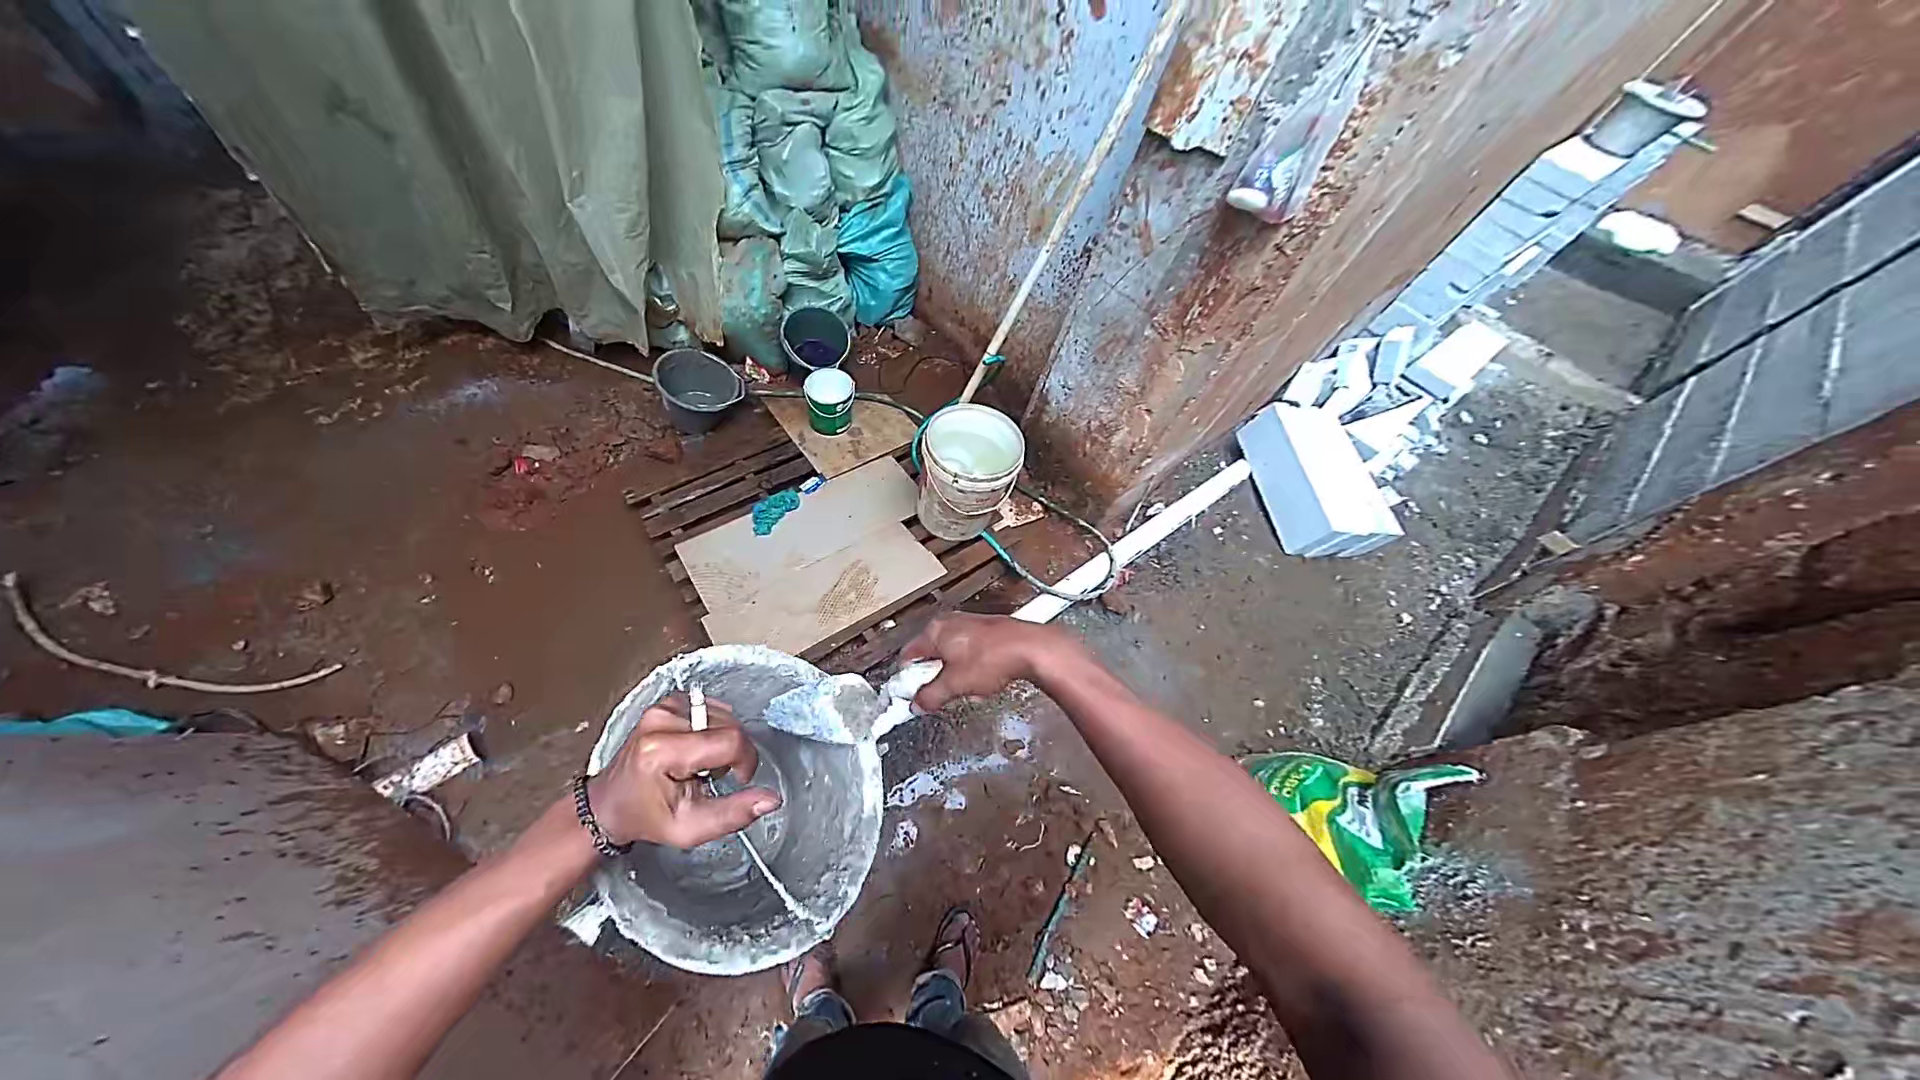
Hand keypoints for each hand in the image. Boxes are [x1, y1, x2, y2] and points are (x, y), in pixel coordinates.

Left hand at [587, 695, 780, 849]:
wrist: (609, 804)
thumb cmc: (646, 818)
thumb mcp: (689, 829)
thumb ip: (734, 814)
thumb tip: (771, 799)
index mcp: (662, 751)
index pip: (730, 741)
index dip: (744, 762)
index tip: (734, 779)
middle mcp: (661, 720)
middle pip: (729, 725)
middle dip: (731, 753)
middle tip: (709, 776)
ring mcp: (662, 708)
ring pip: (723, 715)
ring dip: (721, 740)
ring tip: (699, 763)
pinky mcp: (666, 702)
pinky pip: (709, 708)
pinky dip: (712, 729)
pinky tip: (696, 748)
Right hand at [901, 613, 1083, 711]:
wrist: (1032, 649)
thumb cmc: (994, 657)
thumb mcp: (955, 685)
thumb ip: (931, 696)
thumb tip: (918, 703)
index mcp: (934, 631)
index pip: (907, 656)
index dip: (908, 679)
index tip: (913, 696)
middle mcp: (950, 623)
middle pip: (931, 657)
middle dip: (939, 680)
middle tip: (947, 693)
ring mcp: (970, 626)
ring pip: (953, 659)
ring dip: (959, 677)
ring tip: (974, 688)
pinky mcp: (988, 633)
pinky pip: (972, 656)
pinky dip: (976, 670)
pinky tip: (988, 681)